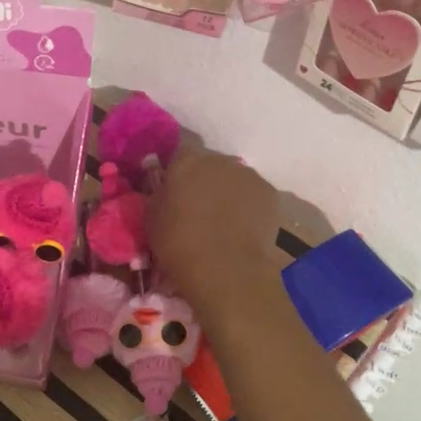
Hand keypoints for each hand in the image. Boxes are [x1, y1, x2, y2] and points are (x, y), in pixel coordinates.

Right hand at [148, 151, 283, 308]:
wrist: (225, 269)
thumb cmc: (178, 244)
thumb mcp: (151, 218)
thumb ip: (157, 194)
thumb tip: (162, 186)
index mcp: (186, 161)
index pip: (179, 151)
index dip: (176, 169)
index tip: (173, 188)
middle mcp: (219, 160)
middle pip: (210, 164)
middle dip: (203, 180)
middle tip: (197, 208)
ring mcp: (248, 175)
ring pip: (234, 179)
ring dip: (227, 192)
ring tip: (222, 221)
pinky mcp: (270, 193)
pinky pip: (254, 195)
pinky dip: (248, 206)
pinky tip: (242, 229)